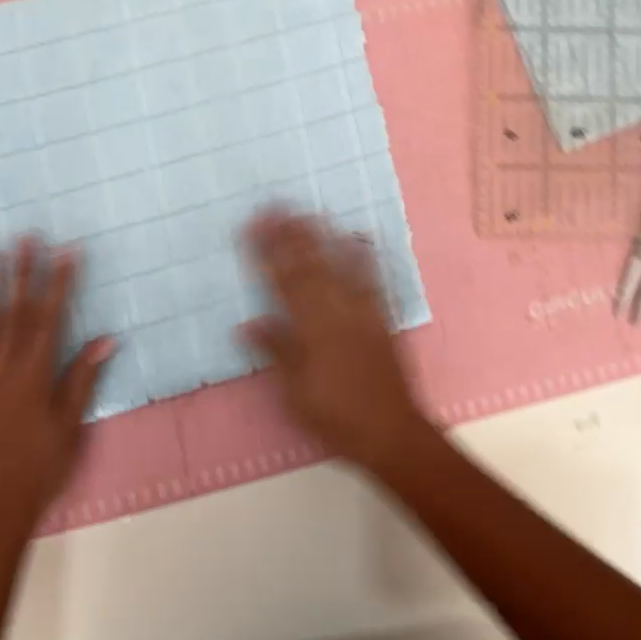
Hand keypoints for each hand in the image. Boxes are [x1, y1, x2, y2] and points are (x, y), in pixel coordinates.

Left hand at [0, 237, 114, 535]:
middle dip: (21, 274)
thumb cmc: (37, 470)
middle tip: (25, 238)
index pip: (48, 319)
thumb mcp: (69, 428)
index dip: (58, 283)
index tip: (66, 253)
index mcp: (32, 377)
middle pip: (12, 313)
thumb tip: (105, 338)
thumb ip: (81, 379)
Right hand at [240, 211, 434, 469]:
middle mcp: (338, 312)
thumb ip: (276, 350)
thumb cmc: (335, 415)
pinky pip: (374, 279)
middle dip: (293, 235)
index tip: (254, 226)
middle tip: (279, 206)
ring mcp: (364, 312)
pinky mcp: (383, 319)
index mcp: (311, 328)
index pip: (284, 282)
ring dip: (326, 236)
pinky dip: (366, 256)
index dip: (268, 252)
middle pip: (312, 265)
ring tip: (313, 211)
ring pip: (342, 265)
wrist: (391, 432)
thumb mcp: (295, 391)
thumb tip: (249, 321)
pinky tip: (360, 238)